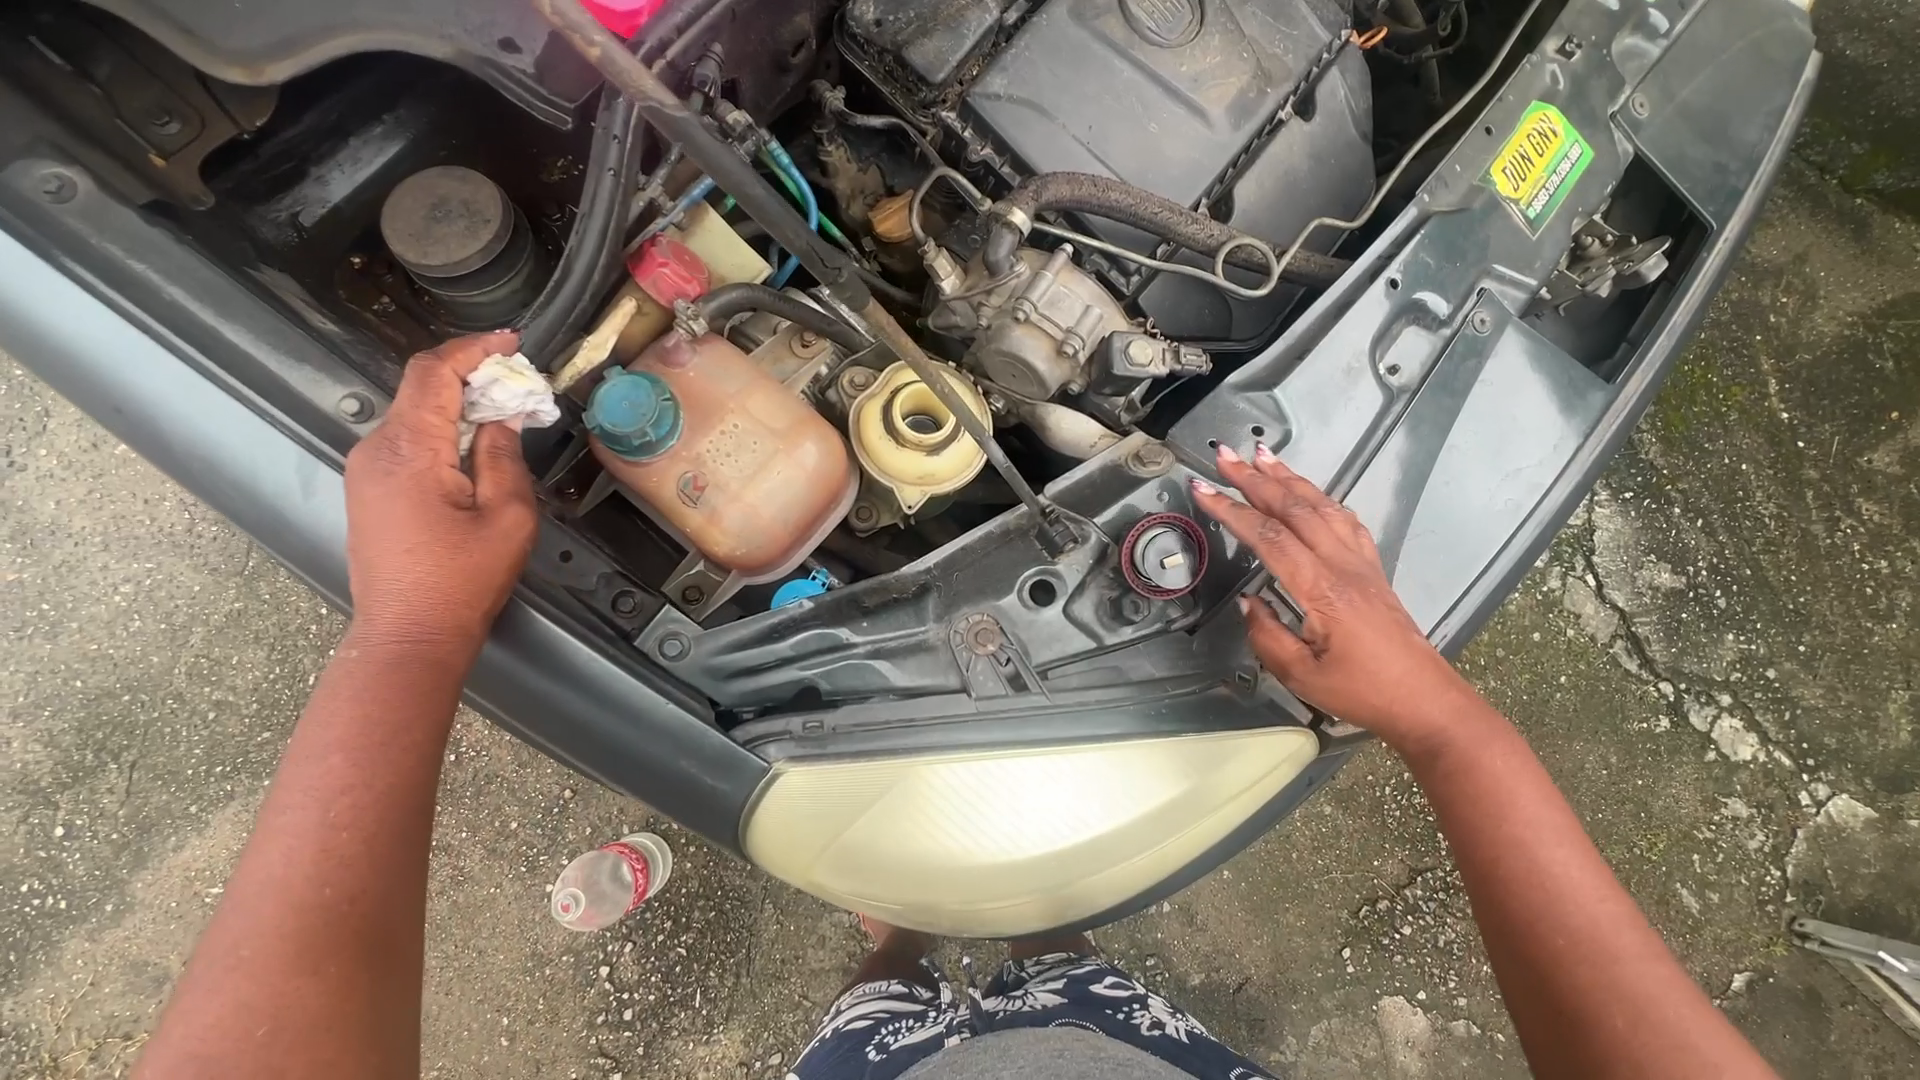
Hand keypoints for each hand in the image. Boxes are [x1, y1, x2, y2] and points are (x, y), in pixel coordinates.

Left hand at [343, 330, 538, 659]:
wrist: (410, 633)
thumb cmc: (463, 579)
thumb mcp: (508, 516)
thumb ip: (505, 457)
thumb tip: (502, 419)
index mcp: (409, 451)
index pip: (432, 374)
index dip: (472, 349)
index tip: (512, 341)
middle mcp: (376, 450)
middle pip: (421, 389)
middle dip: (473, 377)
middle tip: (521, 383)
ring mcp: (366, 470)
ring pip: (415, 414)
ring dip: (461, 405)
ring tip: (508, 413)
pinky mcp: (370, 489)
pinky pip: (409, 441)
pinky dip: (446, 430)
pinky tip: (478, 444)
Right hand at [1191, 443, 1475, 750]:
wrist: (1425, 701)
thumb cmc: (1361, 692)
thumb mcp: (1300, 675)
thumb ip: (1267, 636)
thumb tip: (1250, 603)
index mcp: (1322, 589)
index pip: (1269, 538)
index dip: (1233, 511)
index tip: (1203, 491)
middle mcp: (1343, 565)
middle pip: (1295, 509)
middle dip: (1255, 480)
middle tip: (1225, 456)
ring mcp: (1362, 564)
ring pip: (1322, 507)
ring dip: (1289, 479)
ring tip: (1262, 456)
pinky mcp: (1373, 570)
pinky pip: (1345, 522)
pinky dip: (1322, 498)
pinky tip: (1310, 492)